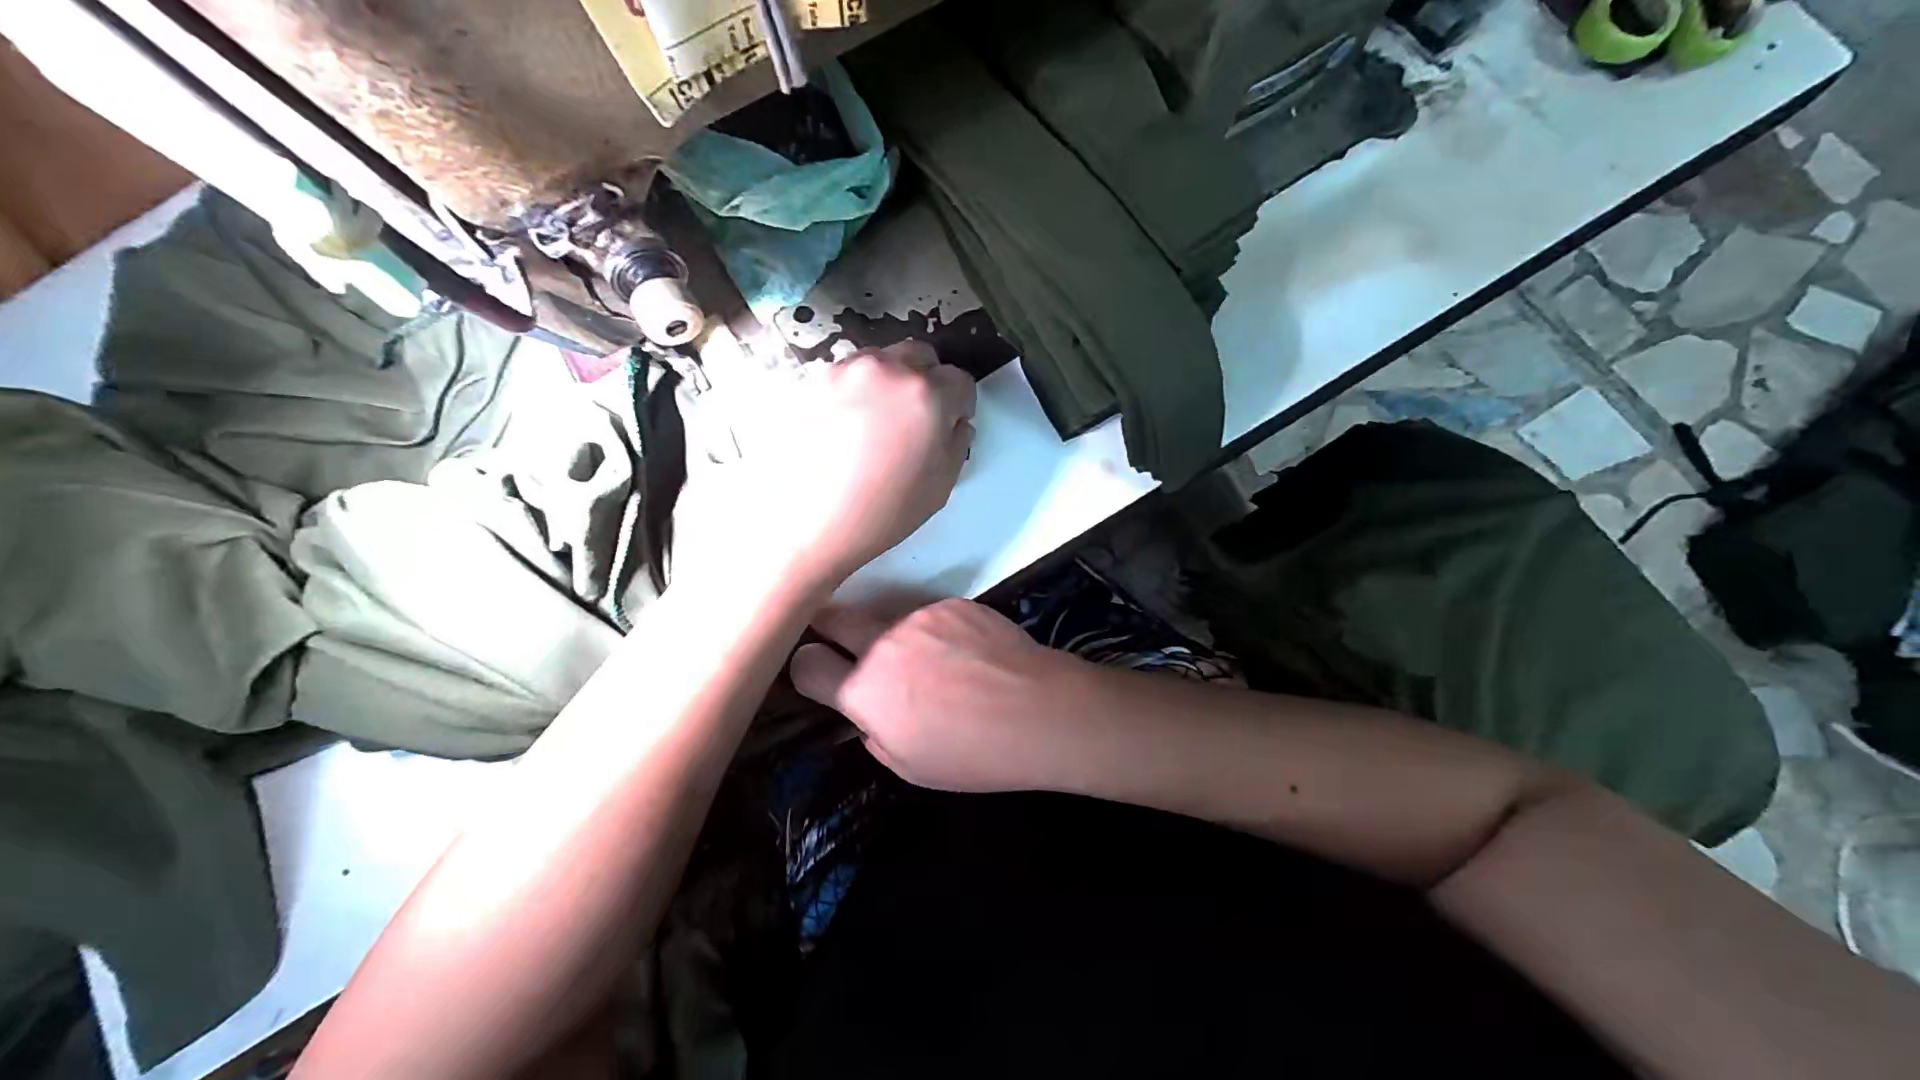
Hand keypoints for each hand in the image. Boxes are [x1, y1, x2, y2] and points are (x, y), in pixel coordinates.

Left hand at [674, 341, 974, 589]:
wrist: (815, 524)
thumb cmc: (886, 510)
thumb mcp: (943, 482)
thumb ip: (958, 441)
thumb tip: (955, 422)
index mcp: (928, 394)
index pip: (960, 380)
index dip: (960, 405)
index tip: (951, 424)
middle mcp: (888, 369)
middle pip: (921, 356)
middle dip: (928, 381)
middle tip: (918, 418)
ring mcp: (846, 371)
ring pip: (882, 360)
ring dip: (891, 381)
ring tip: (880, 421)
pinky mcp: (814, 382)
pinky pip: (848, 375)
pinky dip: (857, 390)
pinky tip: (849, 426)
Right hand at [788, 599, 1094, 791]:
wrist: (1041, 711)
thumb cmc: (975, 754)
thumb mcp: (911, 766)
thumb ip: (874, 733)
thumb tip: (868, 713)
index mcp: (864, 690)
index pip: (805, 664)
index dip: (805, 669)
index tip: (816, 673)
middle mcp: (881, 643)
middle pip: (832, 617)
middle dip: (826, 627)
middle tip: (841, 643)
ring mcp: (918, 616)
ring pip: (886, 617)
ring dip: (892, 636)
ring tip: (932, 663)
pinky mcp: (952, 602)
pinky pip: (928, 615)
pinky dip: (935, 632)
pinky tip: (967, 654)